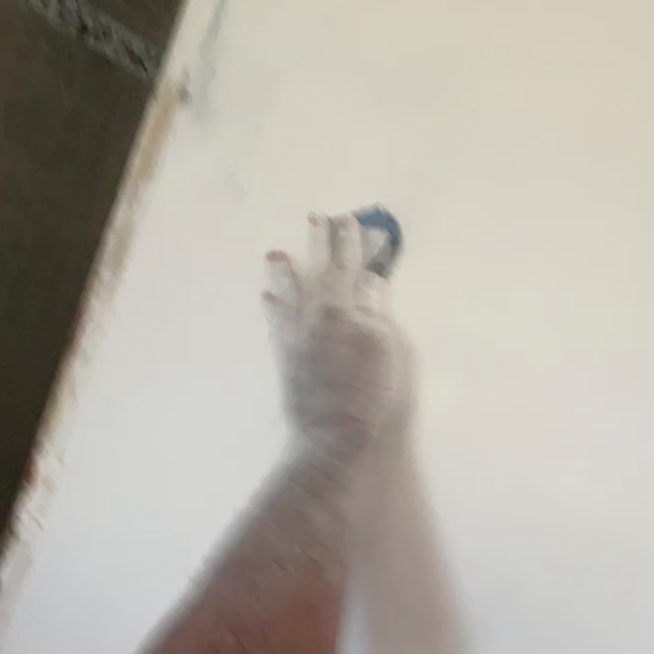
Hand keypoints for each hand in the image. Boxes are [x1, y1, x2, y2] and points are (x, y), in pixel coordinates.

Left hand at [264, 213, 403, 463]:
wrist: (331, 435)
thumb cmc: (369, 396)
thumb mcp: (387, 351)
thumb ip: (376, 313)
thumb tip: (370, 284)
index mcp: (345, 313)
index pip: (350, 270)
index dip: (353, 246)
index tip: (353, 222)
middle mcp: (317, 318)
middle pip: (319, 274)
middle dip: (320, 245)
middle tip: (316, 218)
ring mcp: (299, 338)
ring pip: (291, 295)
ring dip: (286, 272)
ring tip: (275, 253)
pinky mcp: (287, 358)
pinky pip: (277, 326)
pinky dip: (273, 309)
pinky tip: (266, 296)